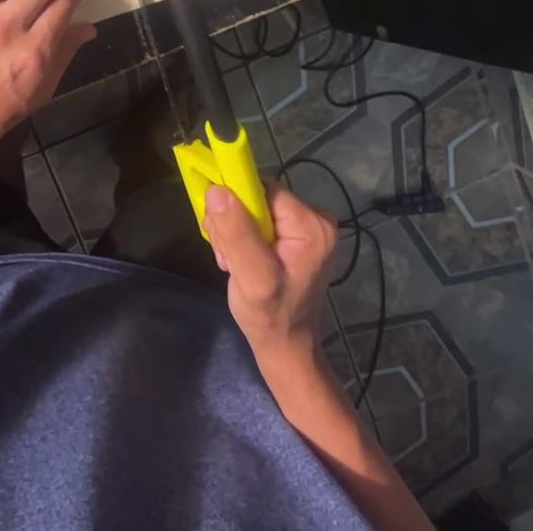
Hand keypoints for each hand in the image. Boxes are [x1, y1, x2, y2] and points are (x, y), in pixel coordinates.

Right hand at [205, 185, 338, 365]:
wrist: (285, 344)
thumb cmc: (270, 316)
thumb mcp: (252, 277)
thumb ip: (237, 232)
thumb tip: (217, 189)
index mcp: (311, 224)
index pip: (262, 188)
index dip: (235, 204)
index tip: (221, 231)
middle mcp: (315, 218)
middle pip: (256, 196)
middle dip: (232, 220)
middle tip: (226, 254)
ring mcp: (306, 226)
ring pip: (252, 207)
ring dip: (233, 230)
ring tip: (232, 261)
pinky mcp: (295, 235)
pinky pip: (257, 218)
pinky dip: (241, 236)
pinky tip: (239, 260)